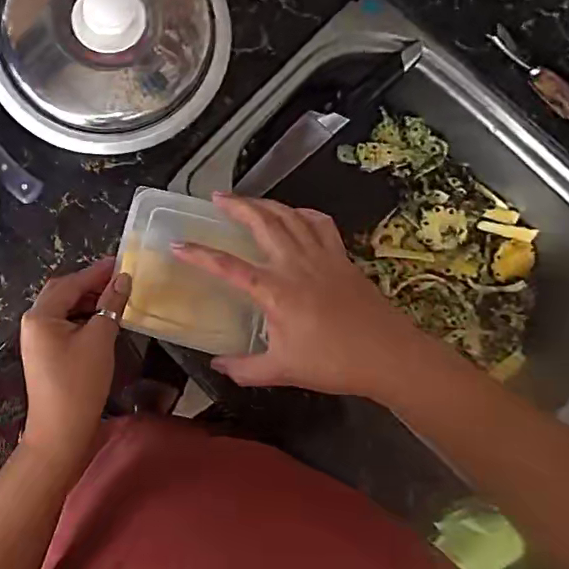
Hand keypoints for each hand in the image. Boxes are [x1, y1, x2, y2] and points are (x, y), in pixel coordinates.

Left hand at [18, 258, 130, 463]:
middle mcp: (33, 322)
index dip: (96, 271)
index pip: (71, 283)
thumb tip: (123, 279)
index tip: (121, 262)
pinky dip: (83, 317)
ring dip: (88, 300)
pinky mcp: (45, 353)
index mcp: (40, 315)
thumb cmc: (79, 384)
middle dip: (91, 283)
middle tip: (120, 278)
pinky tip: (103, 319)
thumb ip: (111, 305)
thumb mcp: (100, 340)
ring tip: (116, 297)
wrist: (60, 432)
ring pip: (64, 308)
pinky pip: (64, 324)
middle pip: (63, 292)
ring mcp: (37, 339)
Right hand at [172, 193, 476, 400]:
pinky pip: (320, 224)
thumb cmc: (333, 364)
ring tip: (248, 200)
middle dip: (236, 206)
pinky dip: (303, 213)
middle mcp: (295, 264)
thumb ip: (244, 369)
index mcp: (275, 291)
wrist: (389, 356)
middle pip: (262, 222)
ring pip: (289, 216)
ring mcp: (322, 257)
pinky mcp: (342, 258)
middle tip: (217, 197)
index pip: (228, 266)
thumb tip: (217, 366)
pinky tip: (295, 215)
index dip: (199, 255)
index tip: (178, 245)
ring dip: (265, 203)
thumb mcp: (282, 370)